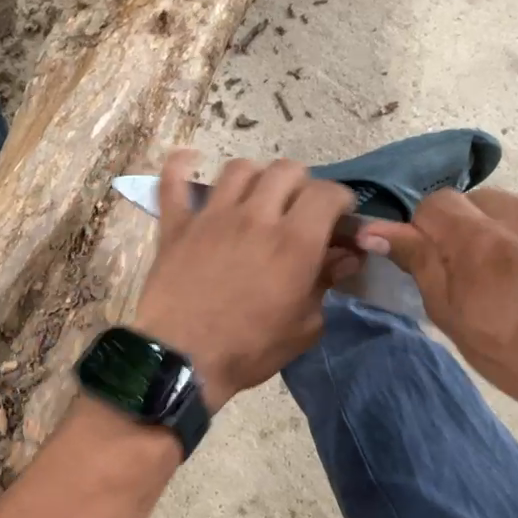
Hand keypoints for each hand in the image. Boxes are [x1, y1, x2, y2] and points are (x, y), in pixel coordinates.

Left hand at [131, 154, 357, 412]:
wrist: (182, 359)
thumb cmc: (248, 349)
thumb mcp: (304, 326)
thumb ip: (325, 284)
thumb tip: (345, 257)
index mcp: (294, 241)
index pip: (328, 193)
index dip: (339, 200)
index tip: (337, 217)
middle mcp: (255, 217)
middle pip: (286, 170)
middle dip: (300, 184)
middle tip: (296, 209)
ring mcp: (211, 217)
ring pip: (239, 169)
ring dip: (255, 176)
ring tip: (255, 195)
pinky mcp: (175, 226)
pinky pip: (173, 182)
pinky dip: (181, 165)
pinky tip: (189, 159)